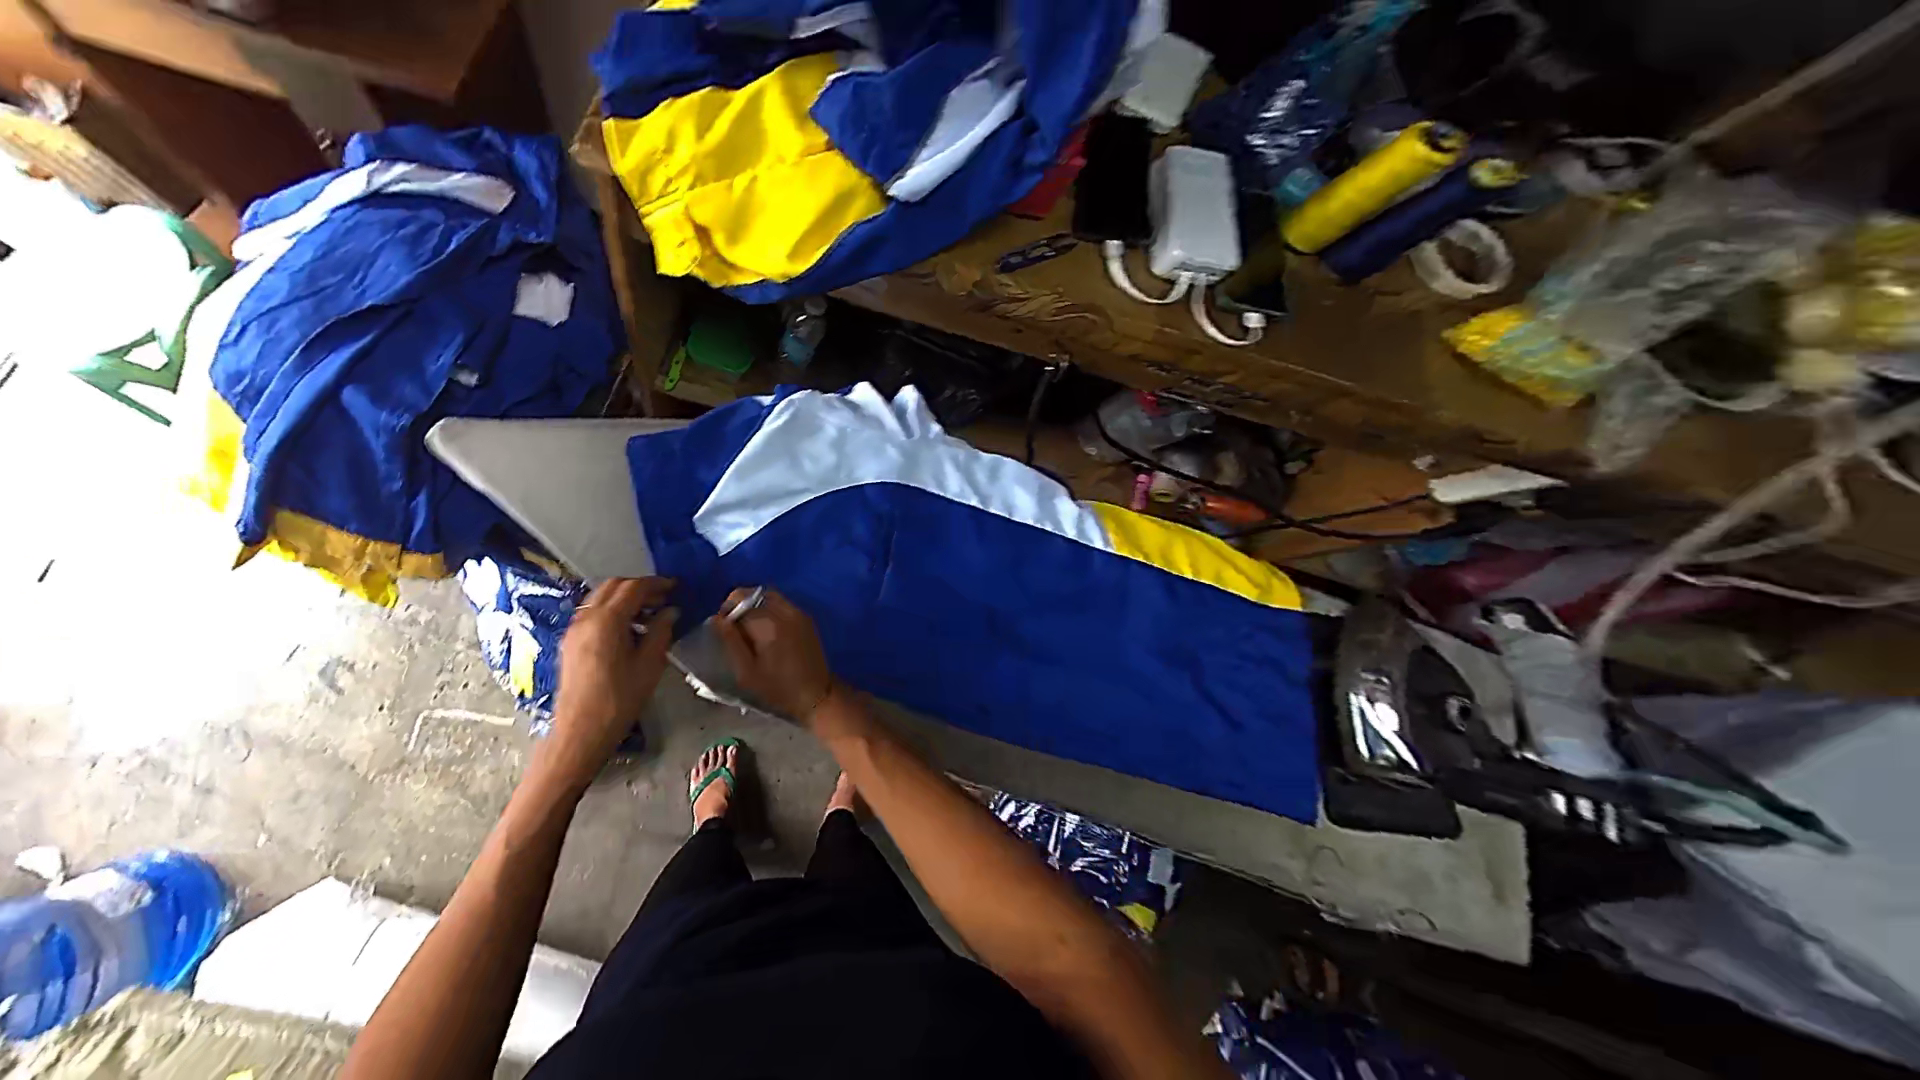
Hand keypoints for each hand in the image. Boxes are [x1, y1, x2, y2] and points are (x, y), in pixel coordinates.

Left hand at [542, 577, 677, 787]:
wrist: (581, 731)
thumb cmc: (620, 699)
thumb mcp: (650, 664)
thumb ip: (661, 631)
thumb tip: (670, 612)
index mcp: (606, 621)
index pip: (633, 588)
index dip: (657, 584)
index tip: (676, 587)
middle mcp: (586, 618)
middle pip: (613, 586)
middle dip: (639, 587)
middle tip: (663, 598)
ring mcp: (574, 630)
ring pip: (600, 598)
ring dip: (625, 598)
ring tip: (649, 613)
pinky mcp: (570, 642)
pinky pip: (592, 613)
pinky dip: (612, 610)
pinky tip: (629, 628)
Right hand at [710, 587, 836, 723]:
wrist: (816, 695)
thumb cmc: (777, 688)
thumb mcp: (746, 672)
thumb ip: (730, 641)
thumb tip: (717, 618)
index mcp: (769, 623)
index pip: (740, 602)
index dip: (727, 613)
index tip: (723, 630)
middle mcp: (785, 611)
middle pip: (755, 594)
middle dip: (740, 605)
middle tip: (734, 628)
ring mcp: (798, 612)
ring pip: (769, 596)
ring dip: (755, 605)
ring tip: (750, 628)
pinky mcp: (806, 618)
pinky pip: (782, 603)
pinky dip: (770, 608)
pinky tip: (767, 630)